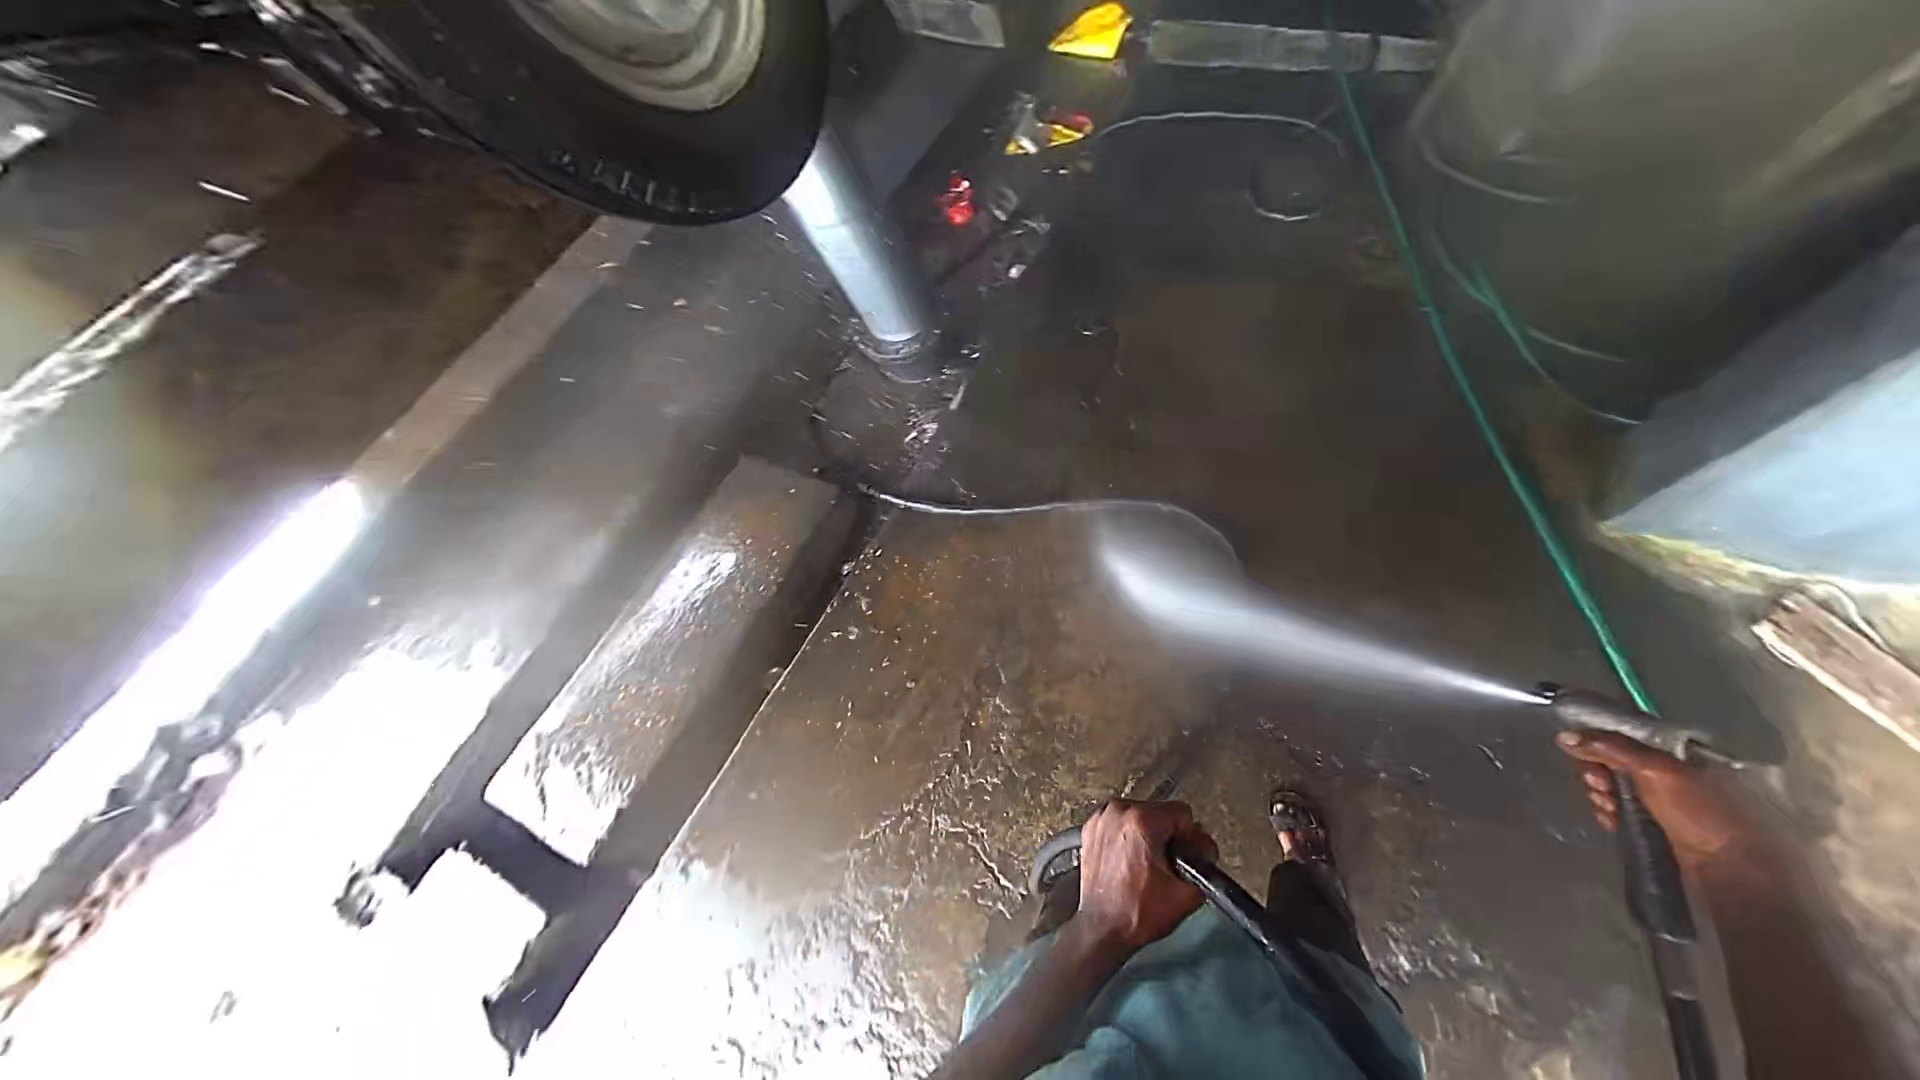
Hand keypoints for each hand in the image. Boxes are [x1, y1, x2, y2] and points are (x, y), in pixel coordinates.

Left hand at [1075, 799, 1216, 950]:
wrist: (1103, 928)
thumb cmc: (1138, 913)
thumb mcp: (1187, 893)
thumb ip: (1205, 862)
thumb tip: (1206, 847)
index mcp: (1141, 821)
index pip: (1181, 812)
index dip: (1191, 836)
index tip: (1188, 853)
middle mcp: (1118, 812)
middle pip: (1159, 811)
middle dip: (1169, 835)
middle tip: (1169, 862)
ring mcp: (1101, 818)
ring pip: (1139, 814)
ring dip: (1149, 834)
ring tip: (1149, 863)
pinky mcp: (1091, 828)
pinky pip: (1120, 821)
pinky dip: (1128, 835)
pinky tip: (1131, 859)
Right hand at [1557, 730, 1763, 867]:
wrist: (1731, 872)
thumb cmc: (1702, 815)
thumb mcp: (1658, 773)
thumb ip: (1612, 748)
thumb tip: (1564, 736)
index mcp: (1675, 751)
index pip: (1618, 734)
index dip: (1596, 743)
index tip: (1589, 758)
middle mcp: (1665, 769)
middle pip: (1607, 759)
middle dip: (1595, 774)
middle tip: (1603, 789)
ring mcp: (1657, 797)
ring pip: (1606, 784)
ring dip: (1598, 795)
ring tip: (1611, 811)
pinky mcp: (1650, 820)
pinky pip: (1612, 806)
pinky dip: (1606, 811)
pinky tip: (1613, 821)